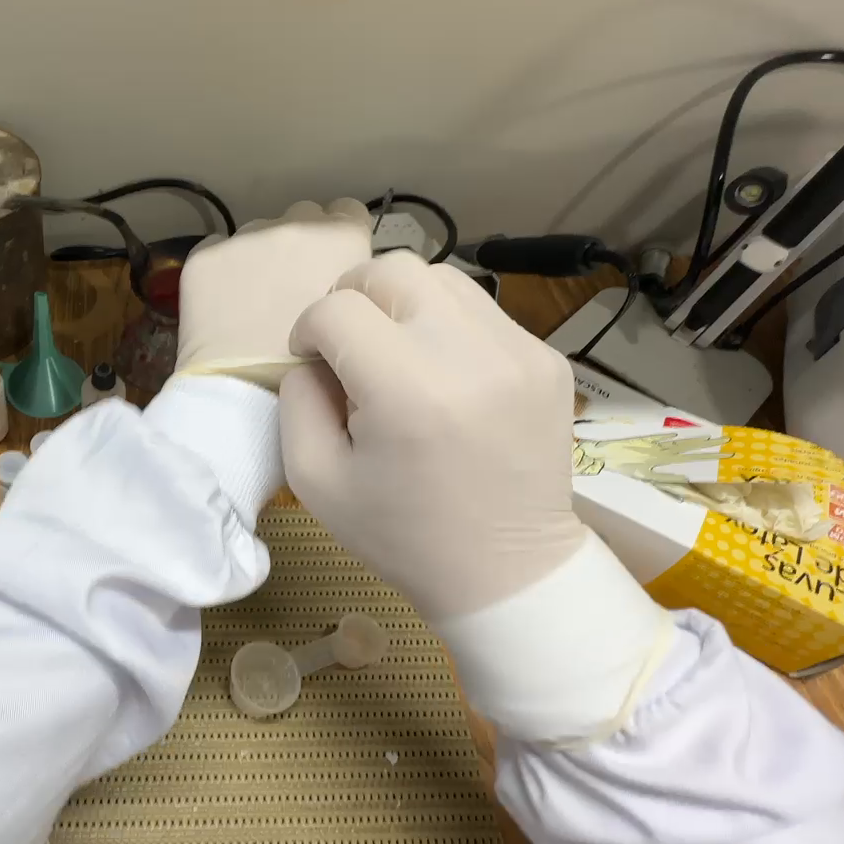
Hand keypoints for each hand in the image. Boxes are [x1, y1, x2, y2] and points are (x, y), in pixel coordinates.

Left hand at [174, 199, 372, 388]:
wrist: (249, 394)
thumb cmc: (319, 371)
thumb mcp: (362, 319)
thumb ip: (354, 281)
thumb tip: (341, 275)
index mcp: (341, 237)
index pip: (347, 212)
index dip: (339, 240)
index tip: (330, 267)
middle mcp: (294, 225)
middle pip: (301, 218)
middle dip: (299, 245)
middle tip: (292, 289)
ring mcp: (244, 238)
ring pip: (256, 235)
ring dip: (259, 258)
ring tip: (253, 303)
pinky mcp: (204, 257)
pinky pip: (215, 252)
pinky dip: (220, 272)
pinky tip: (223, 305)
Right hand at [280, 253, 589, 622]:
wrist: (505, 573)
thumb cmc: (400, 534)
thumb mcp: (314, 479)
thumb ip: (297, 401)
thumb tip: (314, 357)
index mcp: (407, 392)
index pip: (337, 309)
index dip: (307, 329)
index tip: (309, 361)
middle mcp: (470, 354)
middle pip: (390, 270)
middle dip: (350, 298)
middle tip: (345, 345)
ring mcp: (519, 350)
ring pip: (438, 276)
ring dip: (397, 303)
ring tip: (391, 352)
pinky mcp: (545, 358)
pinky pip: (477, 310)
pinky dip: (442, 325)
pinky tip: (438, 373)